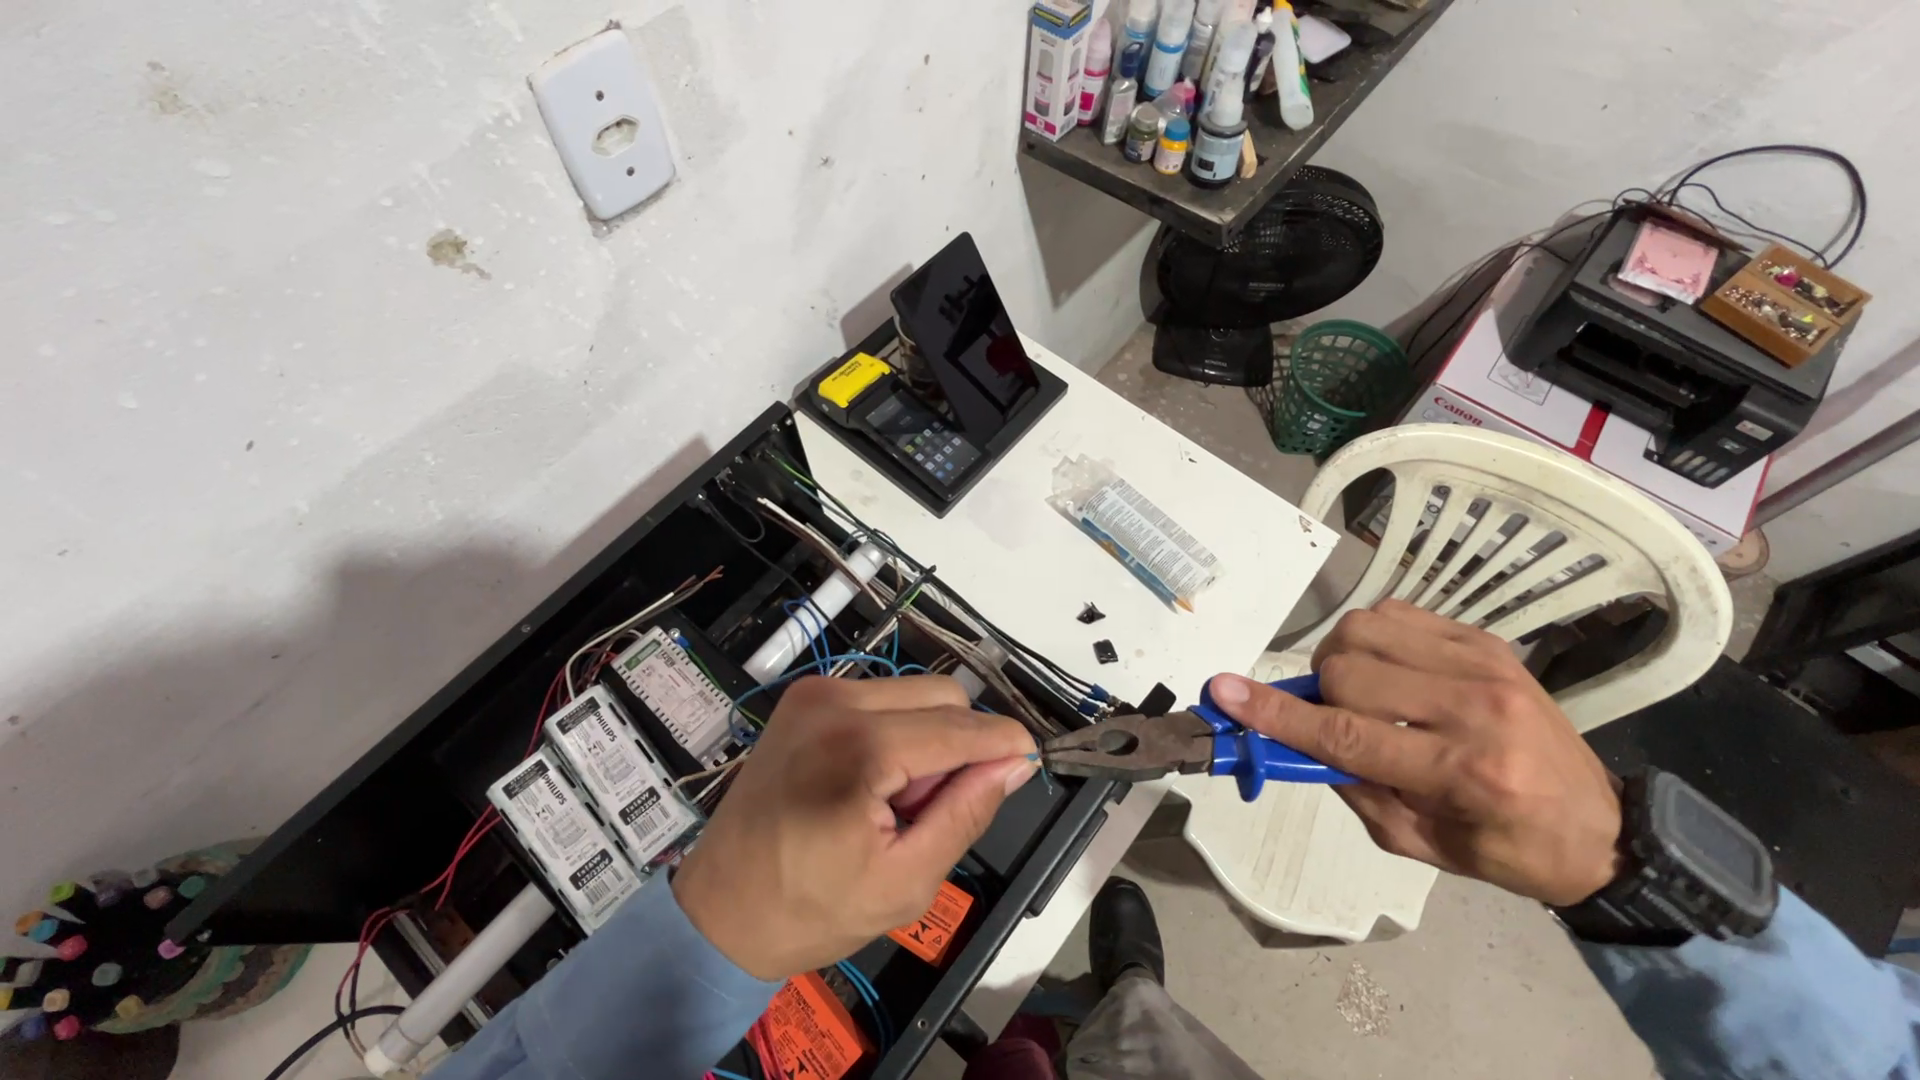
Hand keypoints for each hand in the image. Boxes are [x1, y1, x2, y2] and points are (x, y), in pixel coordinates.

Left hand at [672, 675, 1037, 979]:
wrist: (719, 911)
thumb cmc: (810, 910)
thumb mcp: (906, 882)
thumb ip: (966, 813)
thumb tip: (1014, 764)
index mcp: (861, 749)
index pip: (962, 727)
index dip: (1007, 743)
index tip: (1030, 762)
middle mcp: (836, 702)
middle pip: (944, 695)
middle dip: (961, 744)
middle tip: (933, 806)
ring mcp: (815, 695)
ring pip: (915, 691)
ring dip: (929, 735)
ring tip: (897, 797)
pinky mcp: (803, 699)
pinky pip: (881, 696)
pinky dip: (897, 728)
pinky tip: (874, 778)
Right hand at [1208, 600, 1622, 905]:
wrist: (1600, 825)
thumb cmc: (1502, 847)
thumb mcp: (1415, 841)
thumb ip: (1348, 785)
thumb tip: (1290, 736)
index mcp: (1463, 772)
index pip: (1345, 735)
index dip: (1276, 715)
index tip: (1223, 692)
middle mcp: (1476, 708)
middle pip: (1347, 671)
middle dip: (1321, 695)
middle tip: (1335, 720)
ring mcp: (1484, 664)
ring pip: (1364, 630)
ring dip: (1343, 661)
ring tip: (1363, 692)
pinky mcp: (1486, 640)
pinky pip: (1394, 614)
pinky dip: (1372, 638)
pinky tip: (1390, 669)